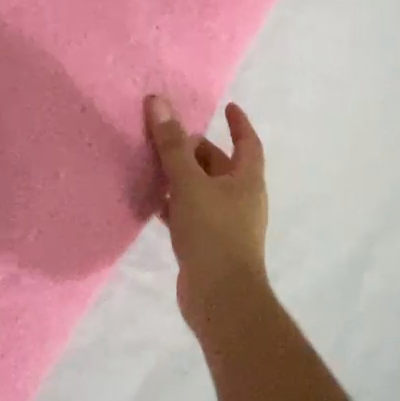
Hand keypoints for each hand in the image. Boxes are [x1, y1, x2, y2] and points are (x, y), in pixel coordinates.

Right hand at [146, 95, 269, 331]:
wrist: (221, 299)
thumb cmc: (213, 232)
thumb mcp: (189, 182)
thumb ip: (171, 144)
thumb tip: (158, 101)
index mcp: (247, 181)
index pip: (248, 143)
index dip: (239, 124)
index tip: (228, 107)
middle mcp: (241, 199)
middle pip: (219, 164)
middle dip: (195, 149)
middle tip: (167, 136)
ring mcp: (226, 223)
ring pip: (202, 188)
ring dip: (181, 175)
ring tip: (152, 163)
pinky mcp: (208, 244)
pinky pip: (190, 212)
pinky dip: (174, 202)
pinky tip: (151, 200)